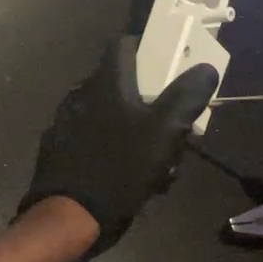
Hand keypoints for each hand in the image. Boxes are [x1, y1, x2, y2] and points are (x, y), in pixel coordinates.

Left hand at [19, 37, 218, 257]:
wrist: (69, 216)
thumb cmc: (119, 168)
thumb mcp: (163, 133)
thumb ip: (186, 98)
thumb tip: (205, 68)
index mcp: (105, 83)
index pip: (123, 45)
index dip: (146, 48)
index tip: (166, 65)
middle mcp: (80, 96)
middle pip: (119, 85)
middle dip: (147, 102)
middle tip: (170, 128)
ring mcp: (63, 124)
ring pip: (108, 116)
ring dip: (132, 132)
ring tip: (155, 163)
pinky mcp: (57, 151)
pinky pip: (92, 141)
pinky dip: (111, 151)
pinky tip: (127, 176)